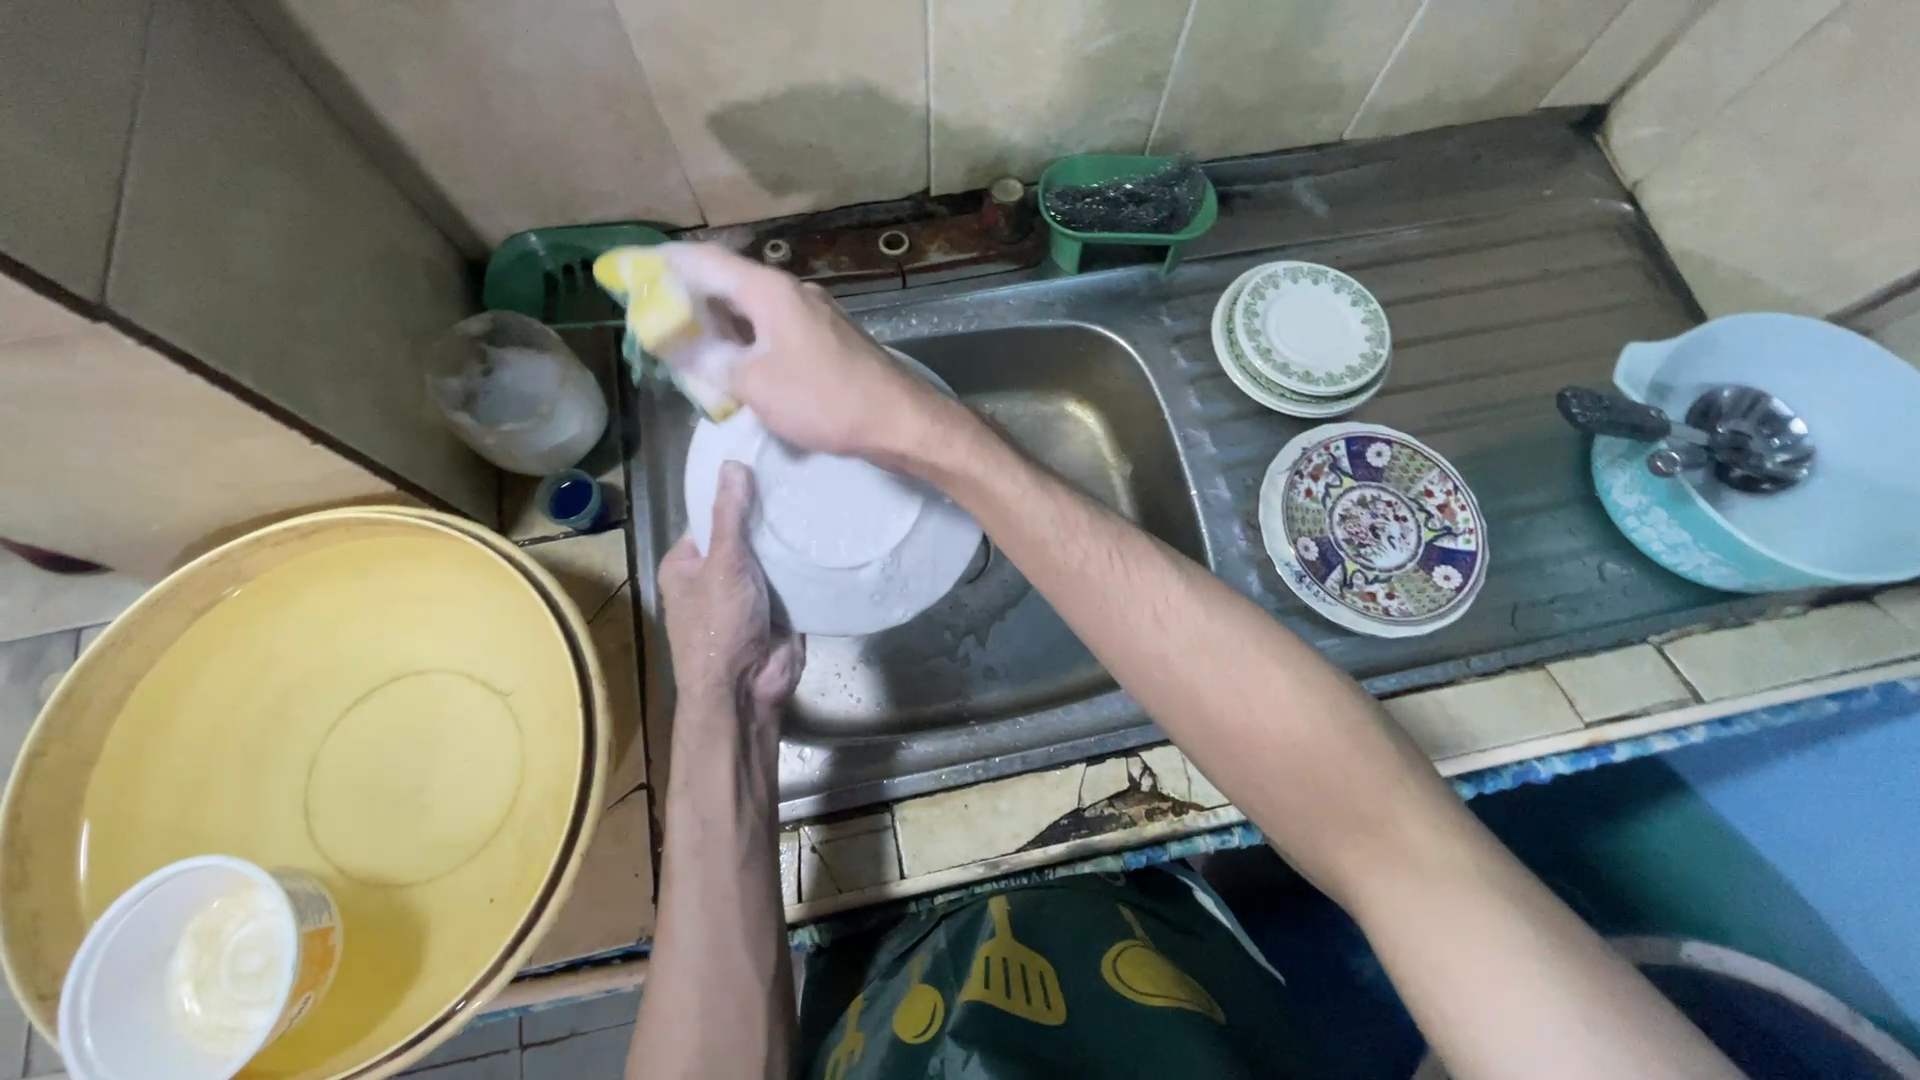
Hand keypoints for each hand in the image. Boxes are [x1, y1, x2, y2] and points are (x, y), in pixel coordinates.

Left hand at [658, 461, 803, 719]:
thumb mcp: (722, 564)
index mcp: (686, 564)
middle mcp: (715, 576)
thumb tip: (732, 464)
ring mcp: (749, 593)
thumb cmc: (719, 625)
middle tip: (802, 476)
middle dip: (769, 514)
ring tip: (822, 496)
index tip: (765, 464)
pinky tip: (831, 534)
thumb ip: (730, 516)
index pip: (710, 516)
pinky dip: (808, 564)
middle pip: (745, 534)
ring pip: (773, 556)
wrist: (747, 689)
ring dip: (792, 539)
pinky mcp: (780, 608)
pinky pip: (795, 578)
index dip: (734, 492)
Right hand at [662, 242, 955, 462]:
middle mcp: (792, 292)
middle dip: (688, 298)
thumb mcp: (755, 383)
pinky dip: (746, 341)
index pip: (704, 261)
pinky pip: (774, 331)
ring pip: (752, 310)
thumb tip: (674, 342)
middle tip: (653, 319)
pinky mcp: (827, 341)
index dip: (662, 262)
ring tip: (686, 347)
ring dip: (718, 325)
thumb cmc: (825, 399)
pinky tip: (734, 366)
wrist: (899, 421)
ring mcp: (813, 316)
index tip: (628, 268)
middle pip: (728, 283)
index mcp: (770, 291)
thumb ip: (710, 359)